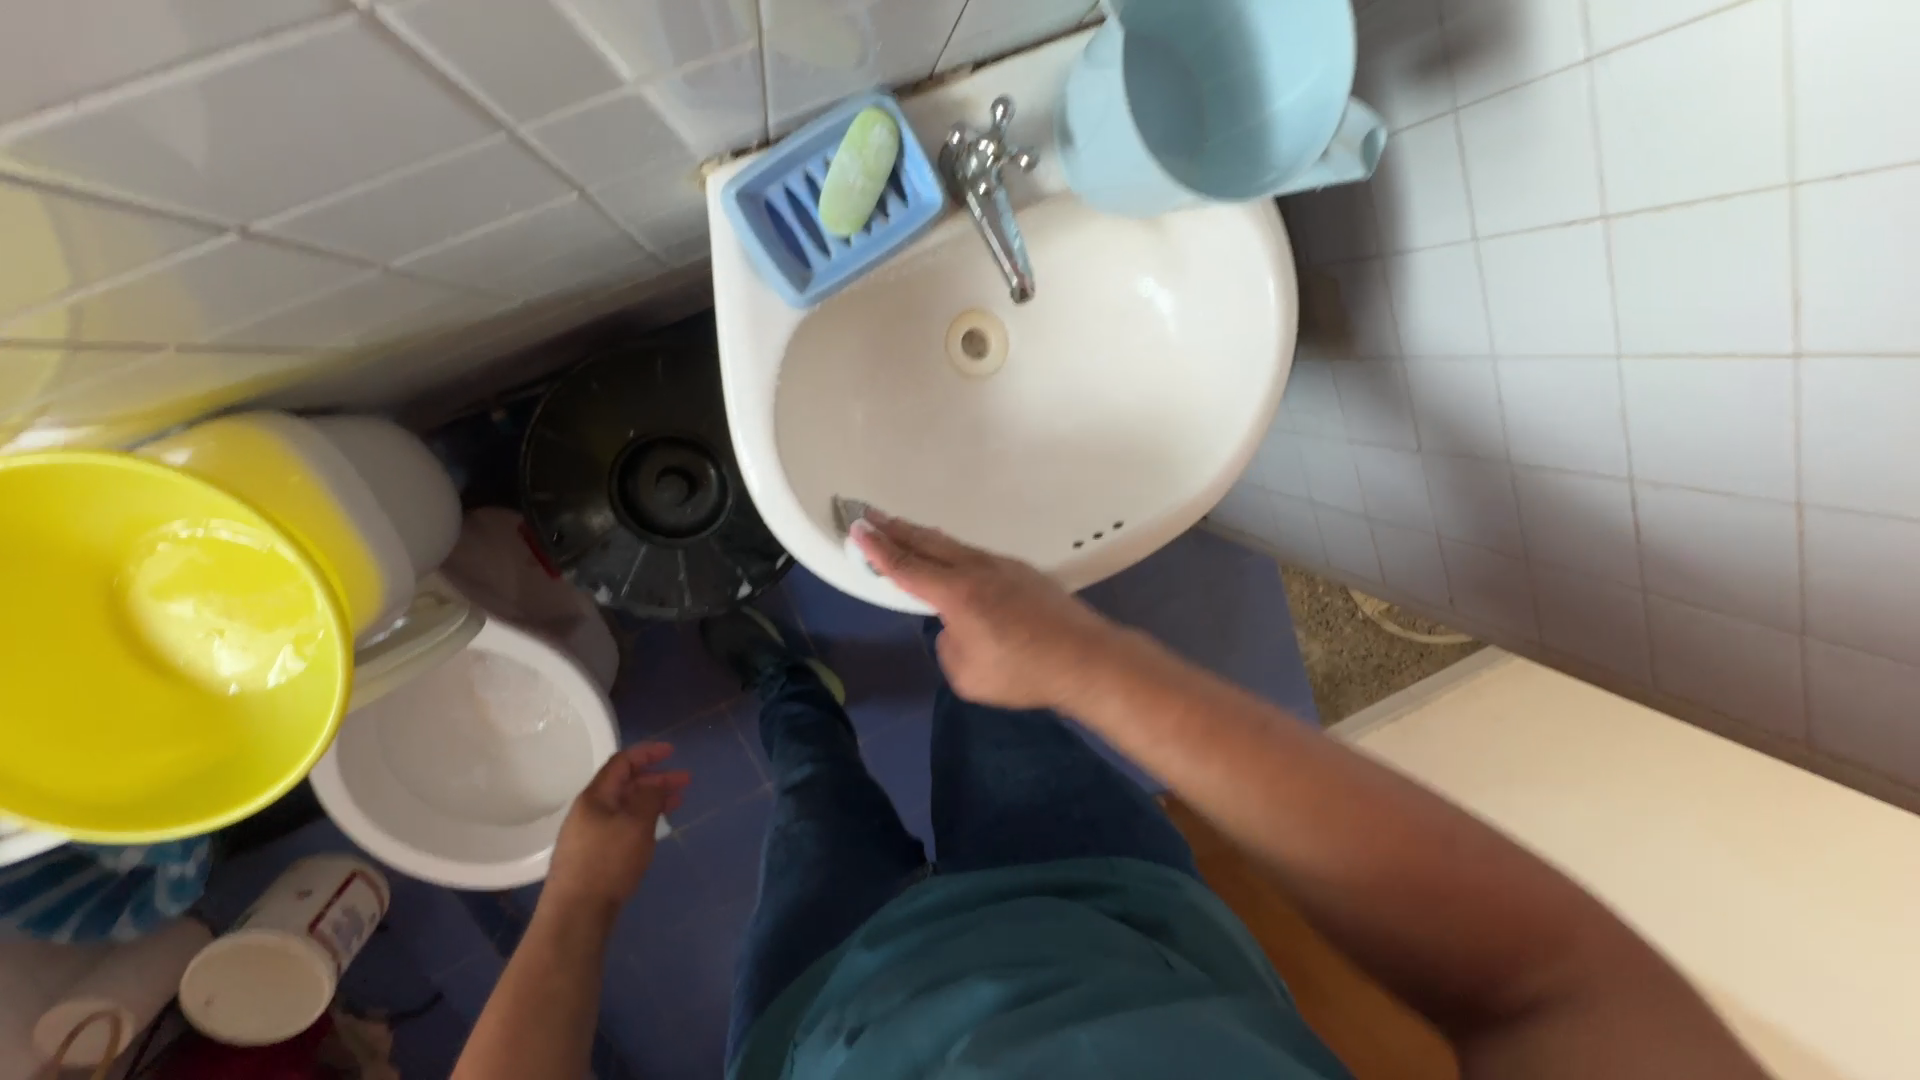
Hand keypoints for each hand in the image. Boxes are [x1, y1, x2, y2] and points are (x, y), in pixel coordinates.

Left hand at [543, 744, 689, 917]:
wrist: (575, 914)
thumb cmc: (608, 862)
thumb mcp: (636, 824)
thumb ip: (650, 797)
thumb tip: (655, 784)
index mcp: (595, 797)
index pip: (622, 762)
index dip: (648, 753)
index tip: (672, 752)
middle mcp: (588, 811)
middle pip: (625, 784)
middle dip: (656, 779)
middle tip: (685, 782)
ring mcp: (587, 835)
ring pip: (624, 806)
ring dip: (651, 800)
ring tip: (676, 804)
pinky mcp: (591, 856)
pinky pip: (620, 825)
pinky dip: (641, 819)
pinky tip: (653, 829)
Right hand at [851, 511, 1126, 709]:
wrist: (1086, 659)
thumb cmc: (1024, 672)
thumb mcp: (967, 674)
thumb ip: (949, 645)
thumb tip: (955, 628)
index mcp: (957, 594)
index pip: (907, 568)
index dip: (877, 550)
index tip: (857, 529)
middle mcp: (976, 571)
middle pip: (928, 544)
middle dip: (894, 529)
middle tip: (868, 514)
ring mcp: (1003, 567)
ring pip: (954, 546)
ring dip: (924, 537)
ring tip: (903, 529)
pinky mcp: (1023, 573)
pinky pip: (976, 555)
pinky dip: (952, 550)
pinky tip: (951, 555)